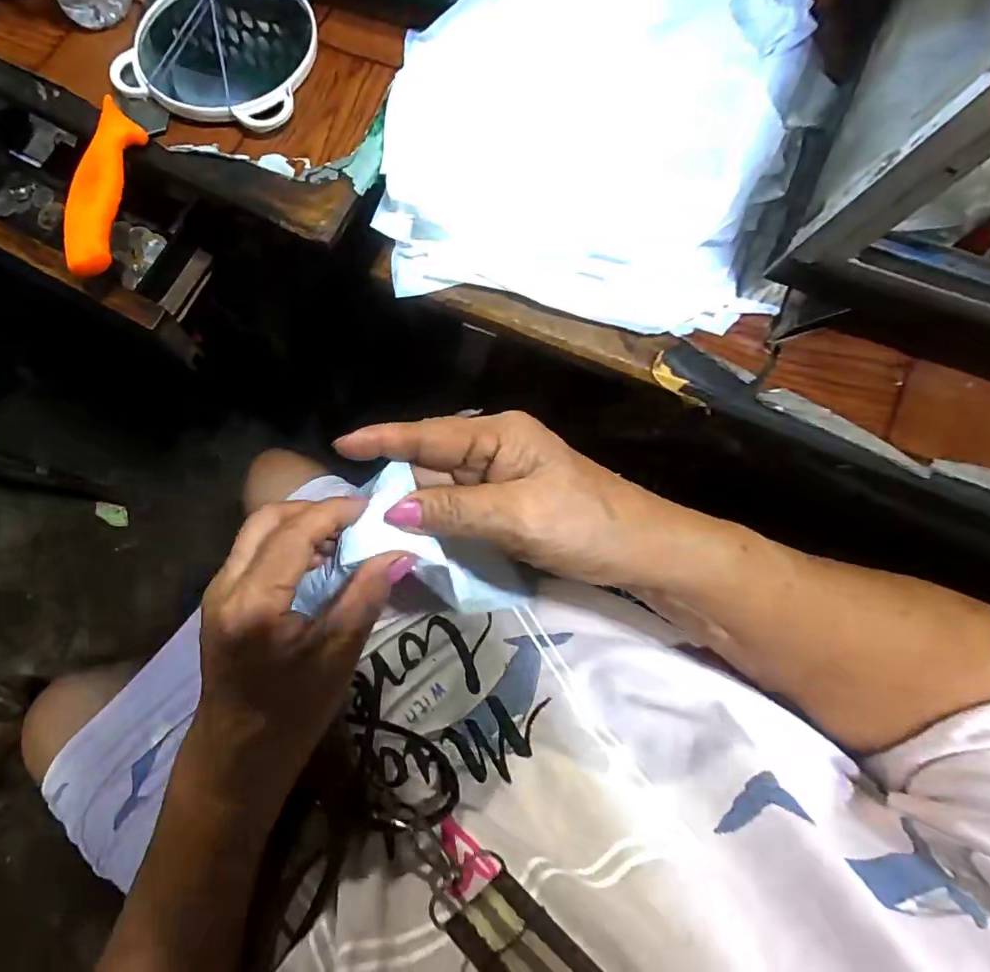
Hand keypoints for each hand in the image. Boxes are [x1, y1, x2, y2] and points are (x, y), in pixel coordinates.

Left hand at [193, 497, 413, 800]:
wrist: (237, 751)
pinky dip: (281, 543)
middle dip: (312, 510)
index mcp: (254, 602)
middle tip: (354, 520)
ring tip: (339, 537)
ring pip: (254, 532)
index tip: (370, 509)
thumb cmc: (292, 715)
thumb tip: (398, 553)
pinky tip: (313, 560)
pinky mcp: (217, 597)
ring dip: (295, 524)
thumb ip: (365, 597)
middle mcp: (226, 585)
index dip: (334, 512)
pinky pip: (250, 552)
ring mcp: (216, 589)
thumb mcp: (337, 658)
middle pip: (266, 519)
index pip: (295, 532)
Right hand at [335, 411, 674, 587]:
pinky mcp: (499, 505)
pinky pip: (453, 510)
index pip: (428, 435)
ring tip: (366, 523)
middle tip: (348, 505)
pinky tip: (407, 536)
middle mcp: (490, 450)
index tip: (340, 444)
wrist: (649, 555)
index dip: (382, 439)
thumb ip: (453, 511)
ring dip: (408, 507)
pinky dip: (431, 523)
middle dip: (390, 481)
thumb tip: (393, 510)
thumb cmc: (589, 524)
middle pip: (426, 463)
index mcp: (497, 435)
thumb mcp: (518, 516)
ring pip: (436, 489)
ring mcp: (494, 479)